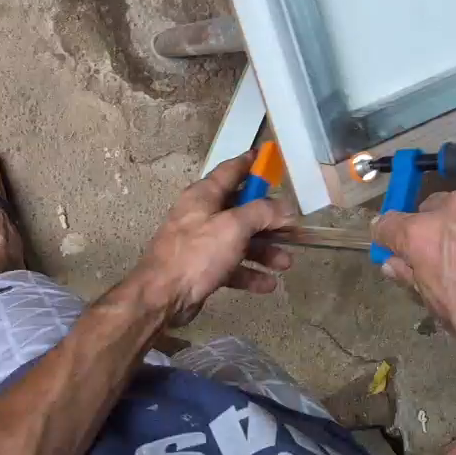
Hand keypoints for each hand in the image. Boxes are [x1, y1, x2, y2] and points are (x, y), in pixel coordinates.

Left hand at [126, 152, 296, 326]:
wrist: (163, 296)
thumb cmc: (197, 253)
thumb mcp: (234, 226)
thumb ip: (262, 212)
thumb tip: (285, 208)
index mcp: (204, 195)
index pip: (231, 171)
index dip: (251, 163)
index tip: (269, 158)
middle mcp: (202, 215)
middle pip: (241, 210)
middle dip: (269, 220)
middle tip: (293, 229)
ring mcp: (201, 243)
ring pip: (240, 241)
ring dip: (264, 251)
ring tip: (286, 263)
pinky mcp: (202, 268)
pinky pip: (232, 266)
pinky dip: (250, 273)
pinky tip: (268, 284)